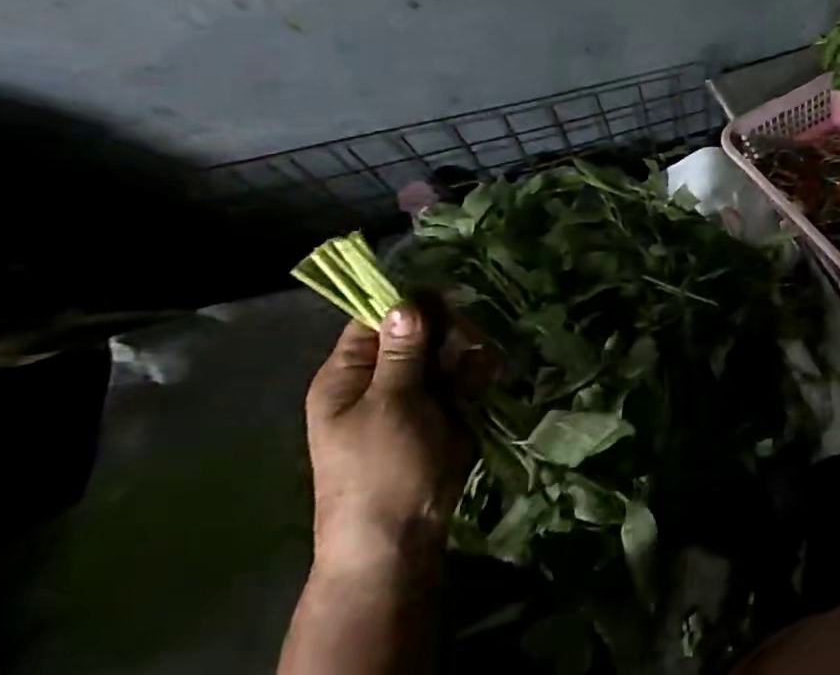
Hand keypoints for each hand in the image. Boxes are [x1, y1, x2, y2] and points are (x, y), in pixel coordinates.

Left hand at [305, 305, 479, 571]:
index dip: (407, 303)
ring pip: (444, 354)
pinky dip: (475, 374)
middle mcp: (381, 378)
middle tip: (469, 336)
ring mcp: (414, 397)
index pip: (375, 319)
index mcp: (349, 373)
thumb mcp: (387, 405)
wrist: (399, 545)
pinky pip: (460, 381)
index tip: (445, 295)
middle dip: (445, 330)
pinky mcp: (442, 414)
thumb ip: (401, 352)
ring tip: (482, 358)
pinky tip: (490, 372)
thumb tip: (405, 300)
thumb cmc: (380, 471)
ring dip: (465, 351)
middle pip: (416, 333)